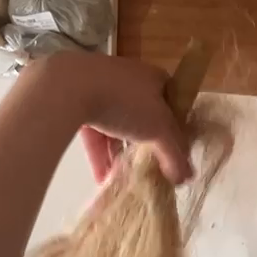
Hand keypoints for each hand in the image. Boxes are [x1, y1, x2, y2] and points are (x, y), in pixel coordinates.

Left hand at [24, 51, 191, 184]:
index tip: (175, 149)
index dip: (175, 125)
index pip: (171, 100)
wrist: (68, 86)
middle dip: (146, 143)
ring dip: (120, 152)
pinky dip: (99, 153)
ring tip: (125, 178)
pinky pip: (93, 131)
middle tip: (151, 166)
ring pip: (116, 125)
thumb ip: (175, 154)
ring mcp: (100, 88)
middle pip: (143, 114)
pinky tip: (102, 179)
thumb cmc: (124, 101)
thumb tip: (187, 178)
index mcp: (153, 77)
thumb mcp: (159, 129)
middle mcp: (128, 79)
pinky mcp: (75, 101)